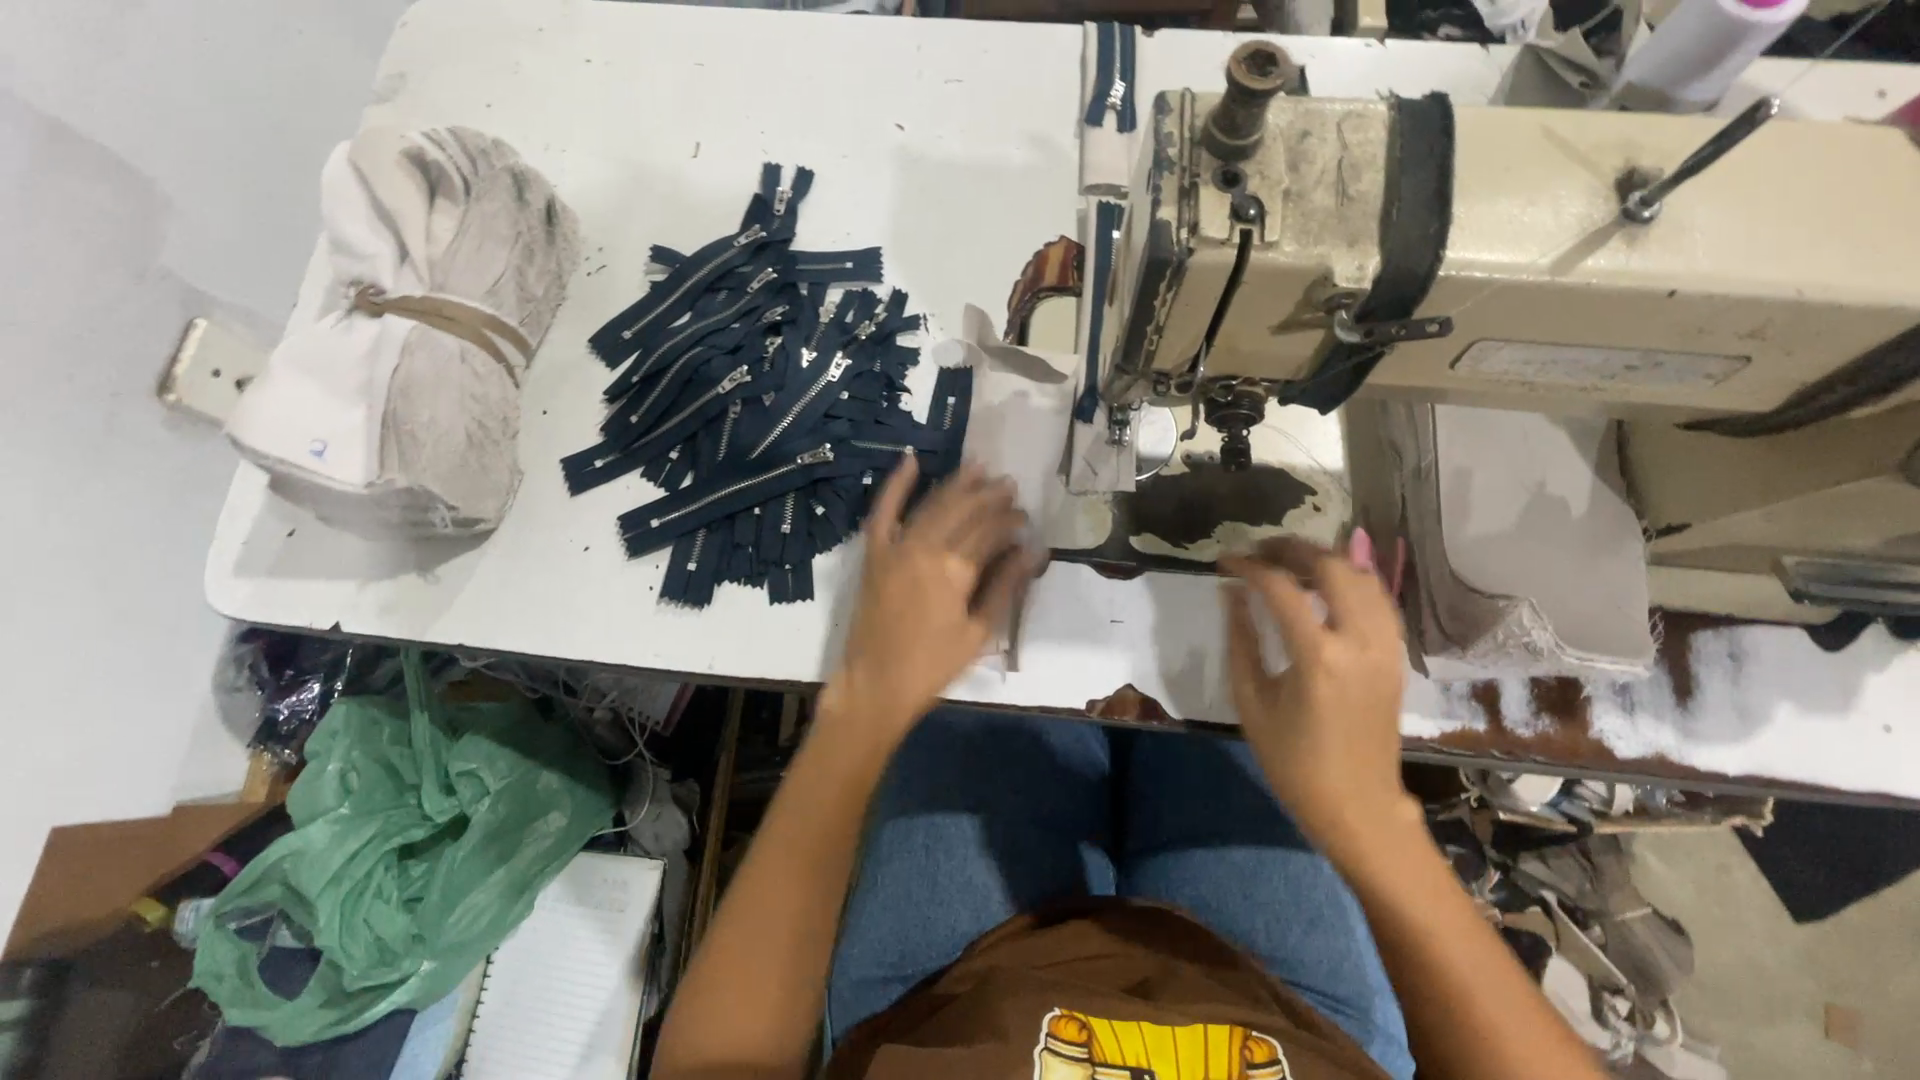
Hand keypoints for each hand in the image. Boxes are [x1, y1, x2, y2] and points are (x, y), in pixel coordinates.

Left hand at [821, 458, 1040, 744]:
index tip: (1026, 519)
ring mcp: (896, 547)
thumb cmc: (934, 665)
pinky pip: (883, 510)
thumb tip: (1034, 552)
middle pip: (964, 510)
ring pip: (932, 504)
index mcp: (956, 570)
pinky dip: (896, 484)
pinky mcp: (875, 553)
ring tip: (978, 468)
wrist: (876, 683)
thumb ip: (1005, 587)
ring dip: (957, 484)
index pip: (991, 531)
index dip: (1011, 521)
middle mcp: (926, 548)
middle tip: (1009, 485)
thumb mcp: (979, 631)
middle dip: (989, 495)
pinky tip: (911, 460)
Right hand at [1220, 534, 1420, 865]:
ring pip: (1362, 576)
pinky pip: (1379, 600)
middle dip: (1291, 549)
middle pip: (1331, 567)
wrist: (1356, 804)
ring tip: (1290, 562)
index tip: (1225, 561)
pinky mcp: (1397, 655)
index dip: (1249, 566)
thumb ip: (1241, 639)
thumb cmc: (1293, 761)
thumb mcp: (1252, 701)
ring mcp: (1386, 647)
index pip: (1281, 588)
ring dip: (1324, 560)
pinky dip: (1352, 581)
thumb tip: (1232, 594)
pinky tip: (1326, 586)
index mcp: (1318, 657)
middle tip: (1259, 551)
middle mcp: (1360, 642)